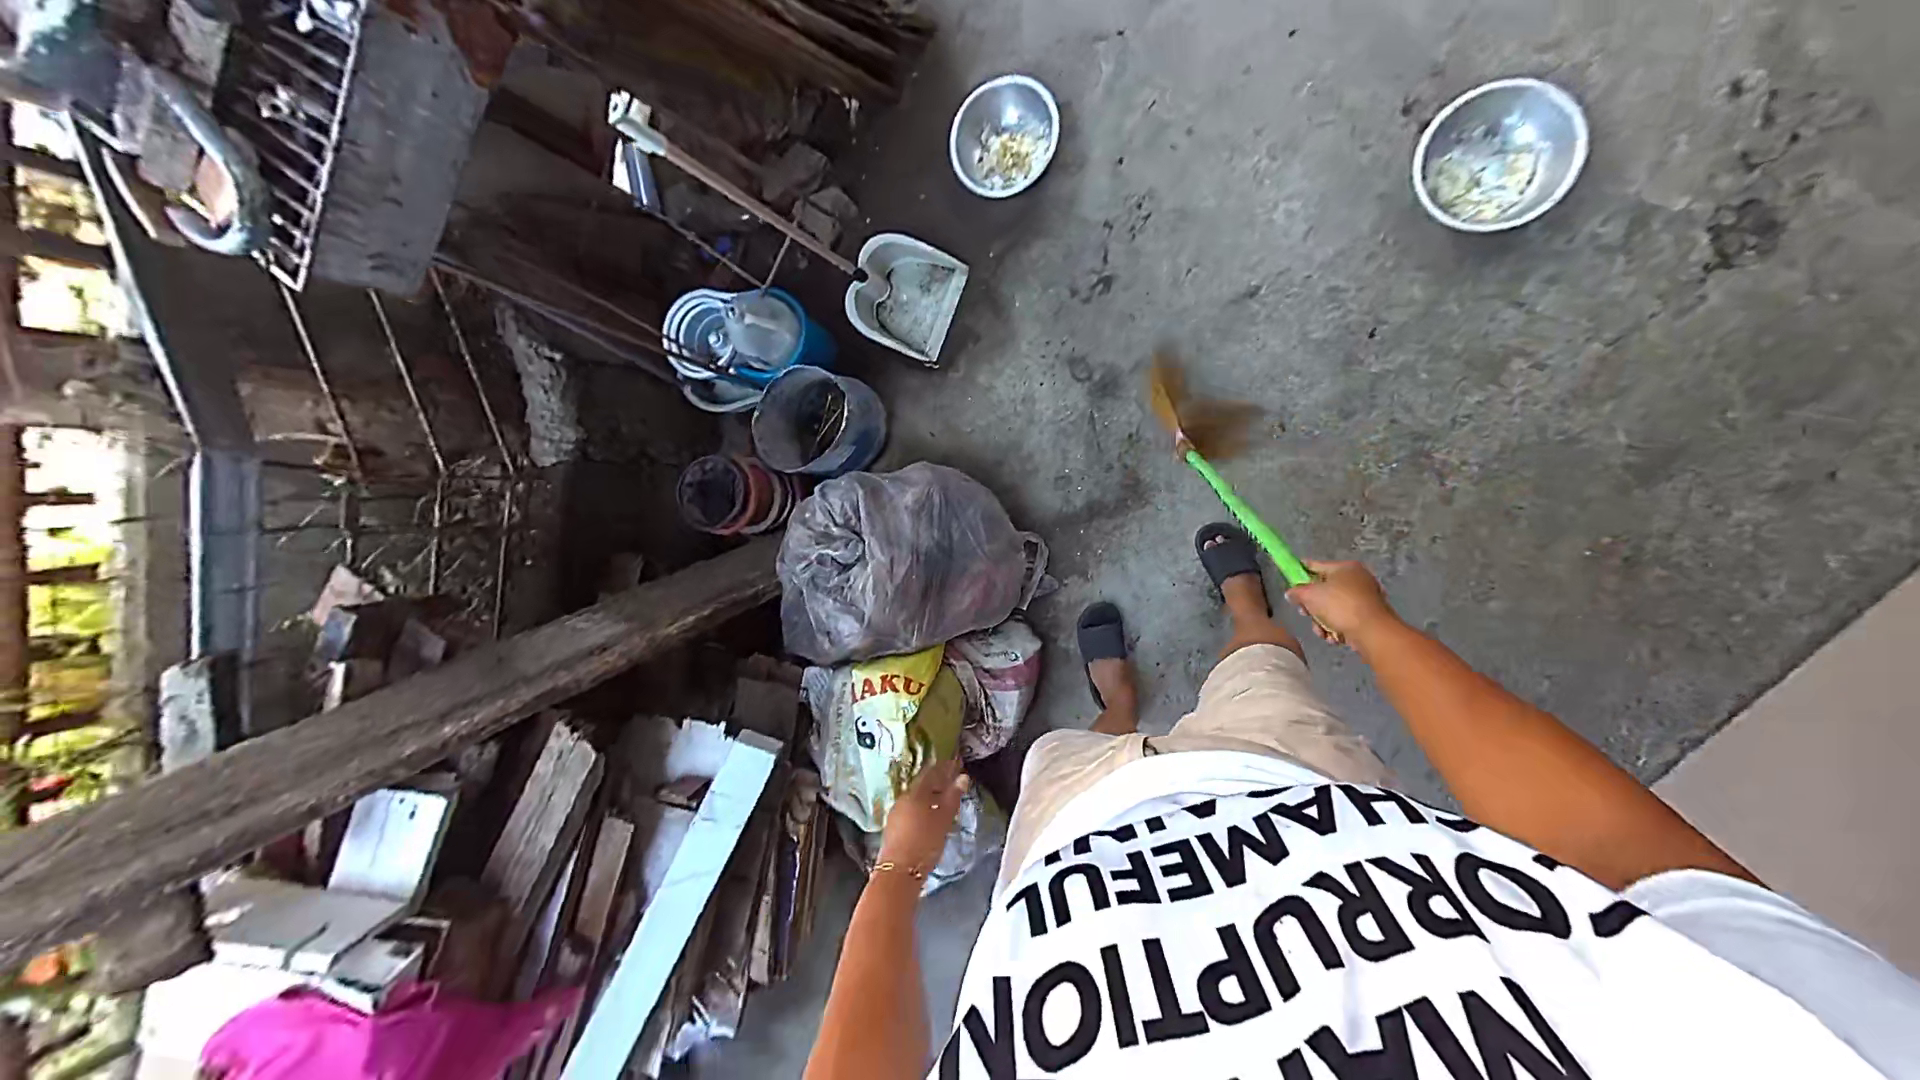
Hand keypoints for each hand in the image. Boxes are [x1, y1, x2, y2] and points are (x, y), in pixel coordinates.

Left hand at [877, 756, 969, 873]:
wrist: (899, 873)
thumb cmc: (924, 843)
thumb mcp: (943, 820)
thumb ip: (952, 797)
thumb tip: (962, 777)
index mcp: (915, 793)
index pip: (932, 773)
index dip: (945, 767)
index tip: (956, 763)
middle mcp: (903, 799)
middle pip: (922, 785)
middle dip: (938, 782)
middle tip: (952, 781)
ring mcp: (896, 813)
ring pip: (916, 799)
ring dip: (930, 797)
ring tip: (943, 800)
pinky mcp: (893, 828)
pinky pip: (911, 810)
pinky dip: (922, 809)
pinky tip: (929, 816)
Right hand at [1286, 559, 1401, 646]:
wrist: (1372, 632)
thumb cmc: (1339, 606)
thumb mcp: (1309, 595)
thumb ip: (1296, 592)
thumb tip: (1291, 593)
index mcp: (1345, 567)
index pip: (1315, 565)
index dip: (1299, 572)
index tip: (1289, 581)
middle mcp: (1357, 579)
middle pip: (1323, 590)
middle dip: (1311, 605)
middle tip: (1305, 612)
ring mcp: (1365, 598)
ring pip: (1332, 608)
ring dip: (1322, 621)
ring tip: (1321, 630)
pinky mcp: (1368, 617)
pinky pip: (1344, 619)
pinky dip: (1336, 628)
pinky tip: (1332, 636)